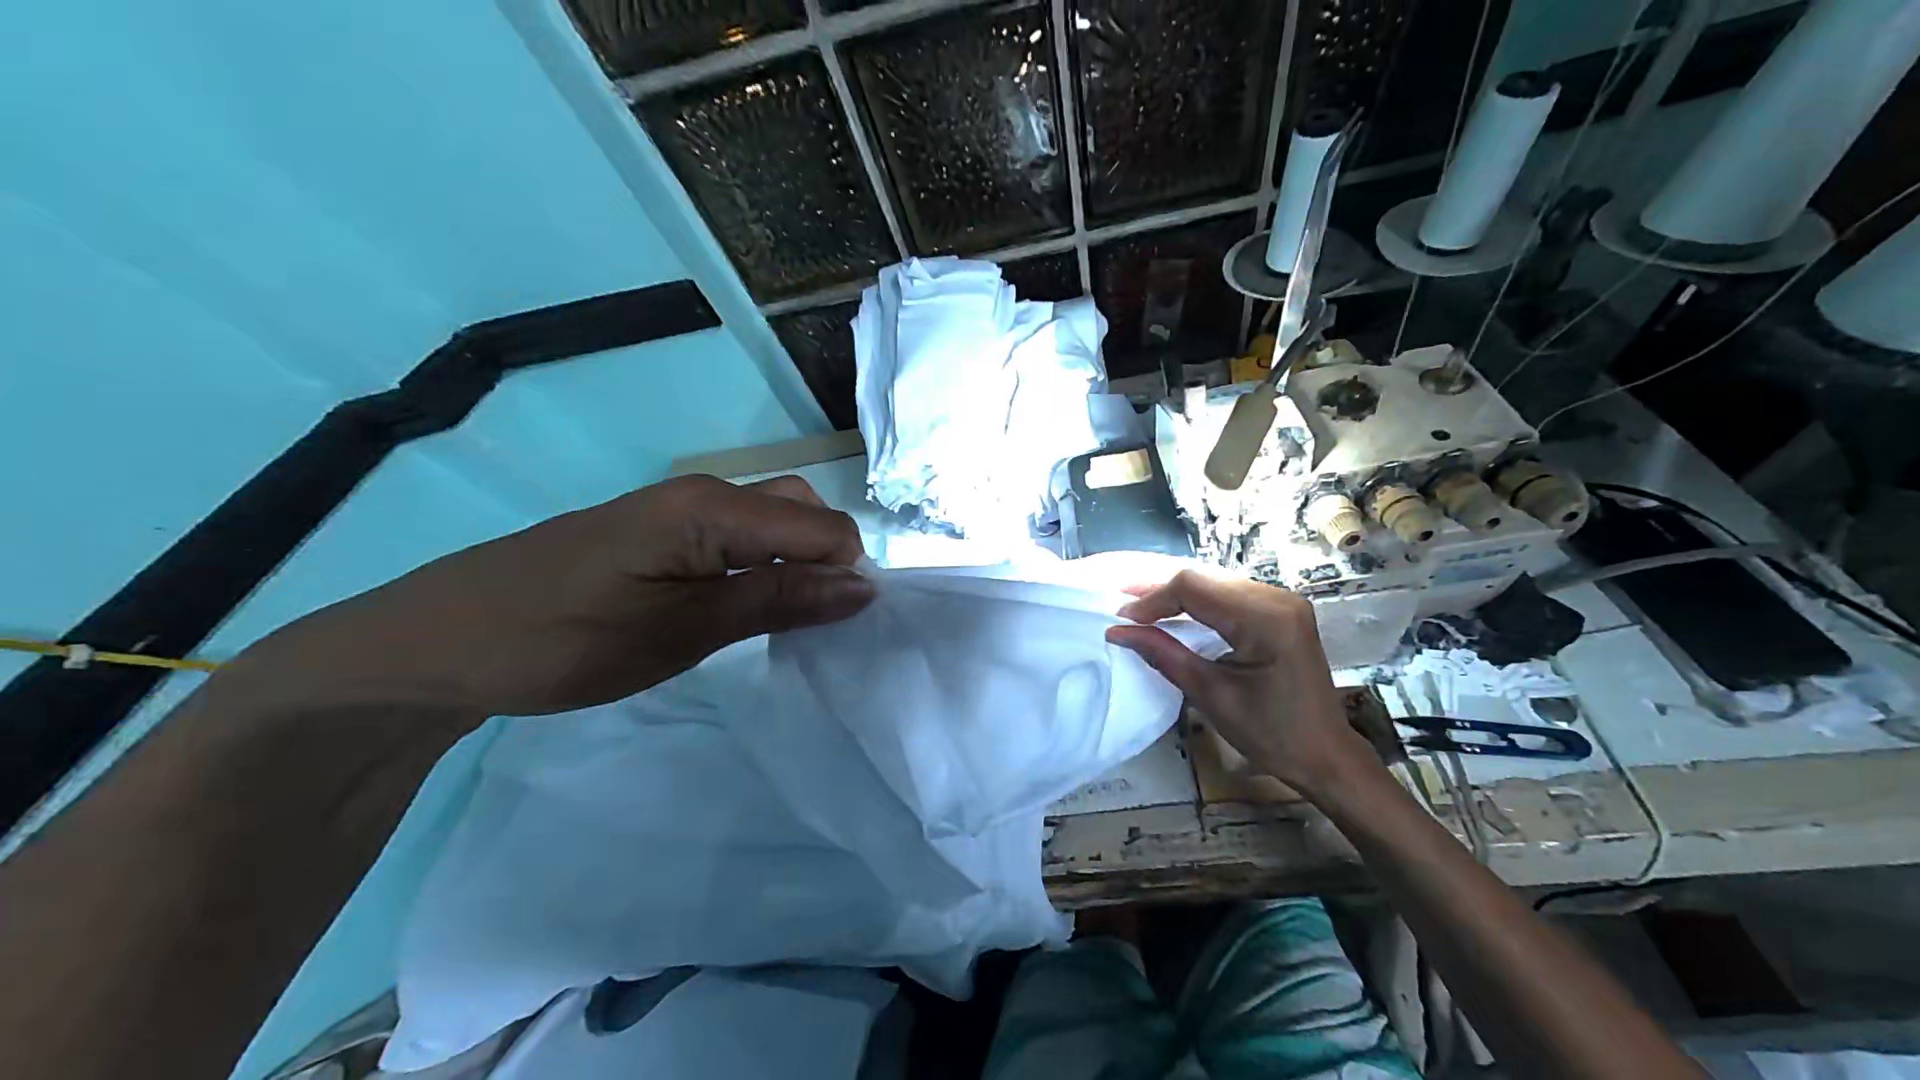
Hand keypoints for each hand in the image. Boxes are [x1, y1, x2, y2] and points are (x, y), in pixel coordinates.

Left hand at [237, 474, 875, 717]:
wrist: (442, 642)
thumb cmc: (564, 641)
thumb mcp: (683, 631)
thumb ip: (776, 600)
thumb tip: (864, 586)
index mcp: (712, 507)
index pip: (821, 526)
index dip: (845, 574)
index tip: (839, 628)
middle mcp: (703, 491)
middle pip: (801, 511)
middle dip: (825, 563)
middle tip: (809, 626)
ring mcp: (679, 508)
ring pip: (770, 523)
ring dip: (793, 565)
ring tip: (780, 622)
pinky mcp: (660, 531)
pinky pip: (736, 536)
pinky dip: (758, 567)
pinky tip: (741, 607)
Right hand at [1105, 570, 1376, 792]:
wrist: (1325, 754)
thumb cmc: (1270, 734)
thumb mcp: (1211, 695)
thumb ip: (1164, 655)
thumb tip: (1118, 631)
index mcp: (1266, 620)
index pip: (1194, 588)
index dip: (1152, 599)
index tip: (1121, 619)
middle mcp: (1278, 598)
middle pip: (1203, 578)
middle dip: (1159, 591)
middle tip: (1123, 608)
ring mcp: (1283, 600)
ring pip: (1214, 581)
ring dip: (1176, 594)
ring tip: (1141, 608)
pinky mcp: (1282, 609)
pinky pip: (1229, 592)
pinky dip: (1197, 600)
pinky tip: (1175, 611)